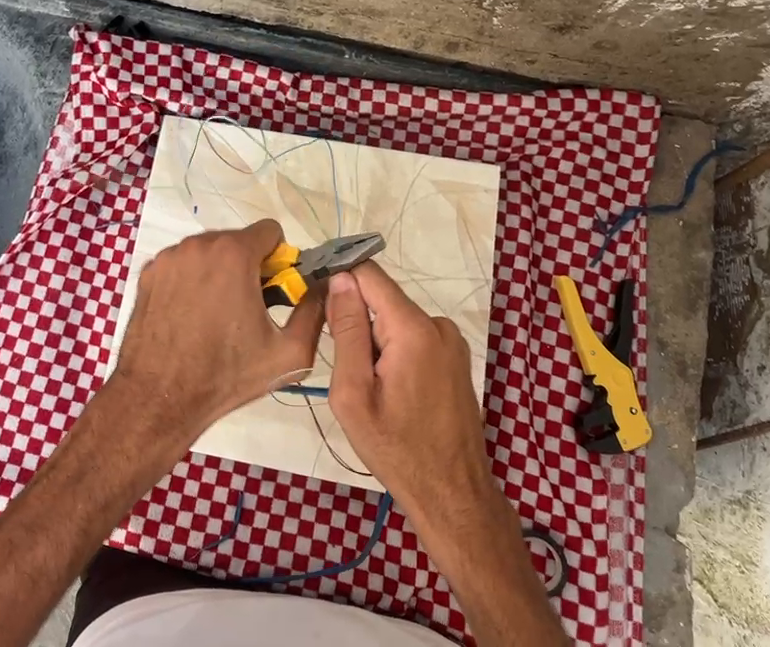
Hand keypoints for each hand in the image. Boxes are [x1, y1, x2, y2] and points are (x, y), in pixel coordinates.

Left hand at [107, 220, 325, 447]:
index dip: (278, 260)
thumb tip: (324, 288)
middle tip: (247, 309)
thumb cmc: (226, 374)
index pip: (270, 231)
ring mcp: (168, 257)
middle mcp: (198, 245)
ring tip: (216, 316)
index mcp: (233, 254)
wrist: (159, 397)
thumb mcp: (289, 353)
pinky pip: (181, 264)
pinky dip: (191, 281)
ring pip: (208, 251)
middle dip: (248, 267)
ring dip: (219, 272)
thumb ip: (314, 312)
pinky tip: (189, 316)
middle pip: (237, 241)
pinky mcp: (148, 273)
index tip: (274, 290)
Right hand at [325, 262, 497, 520]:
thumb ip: (347, 331)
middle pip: (381, 300)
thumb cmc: (395, 448)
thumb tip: (339, 279)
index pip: (368, 274)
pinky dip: (394, 355)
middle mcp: (438, 325)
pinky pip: (413, 339)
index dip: (337, 279)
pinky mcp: (456, 359)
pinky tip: (391, 393)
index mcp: (414, 328)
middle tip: (345, 373)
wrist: (452, 494)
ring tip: (370, 390)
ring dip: (375, 344)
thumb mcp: (353, 393)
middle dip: (356, 323)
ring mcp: (452, 342)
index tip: (314, 301)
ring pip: (395, 322)